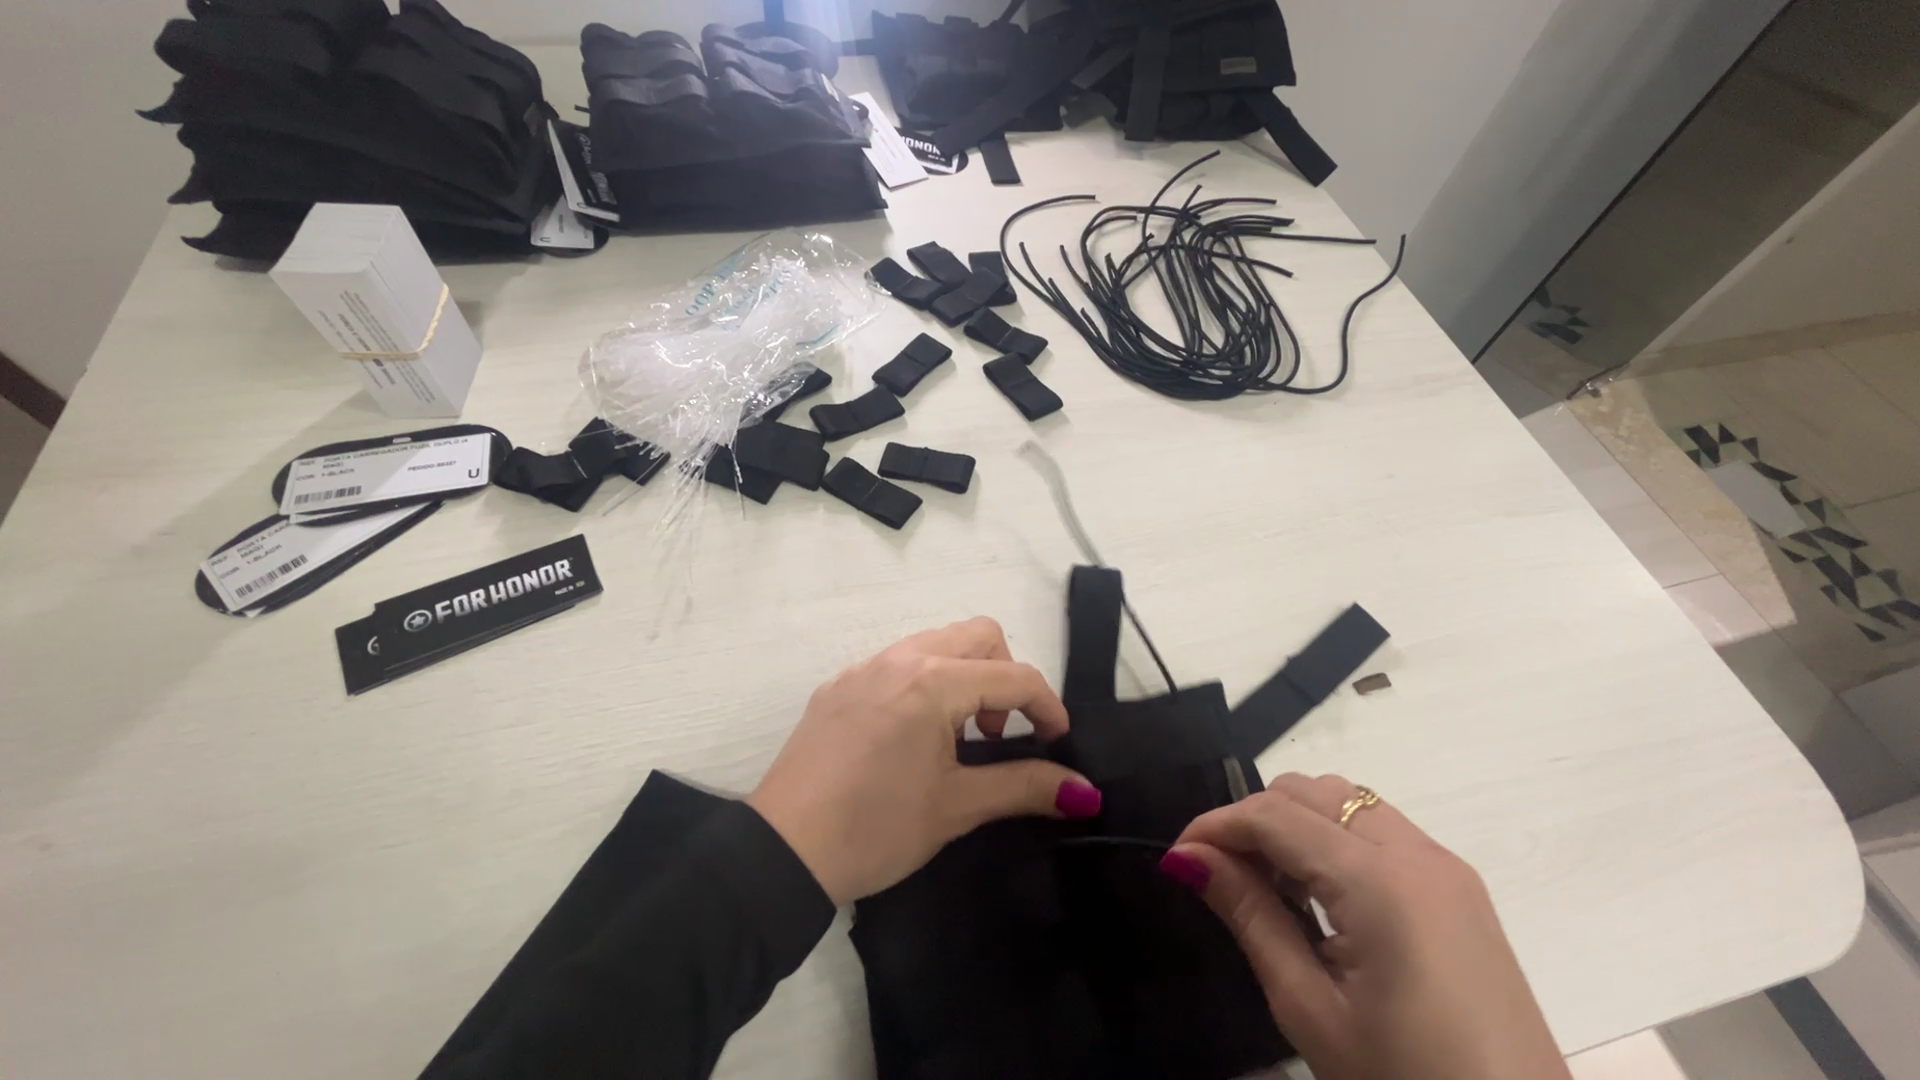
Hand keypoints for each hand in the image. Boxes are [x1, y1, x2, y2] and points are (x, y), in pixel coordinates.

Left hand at [748, 617, 1102, 905]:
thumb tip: (1085, 793)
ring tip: (957, 739)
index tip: (1058, 744)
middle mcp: (898, 659)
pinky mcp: (838, 687)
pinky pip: (898, 664)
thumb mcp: (957, 808)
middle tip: (999, 734)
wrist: (782, 852)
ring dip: (965, 678)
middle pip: (978, 636)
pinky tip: (911, 739)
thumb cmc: (875, 829)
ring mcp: (863, 669)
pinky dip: (924, 684)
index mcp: (932, 682)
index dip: (1048, 707)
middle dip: (1006, 676)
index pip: (1013, 676)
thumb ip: (1025, 787)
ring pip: (935, 644)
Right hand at [1160, 774, 1569, 1079]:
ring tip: (1267, 885)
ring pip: (1345, 799)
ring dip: (1294, 823)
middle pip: (1310, 790)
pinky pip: (1378, 827)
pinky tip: (1318, 894)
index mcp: (1380, 881)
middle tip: (1221, 876)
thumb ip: (1249, 916)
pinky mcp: (1460, 887)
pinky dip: (1332, 837)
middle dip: (1253, 818)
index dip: (1215, 826)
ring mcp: (1446, 866)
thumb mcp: (1309, 1008)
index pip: (1274, 816)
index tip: (1176, 858)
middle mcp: (1418, 852)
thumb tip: (1189, 857)